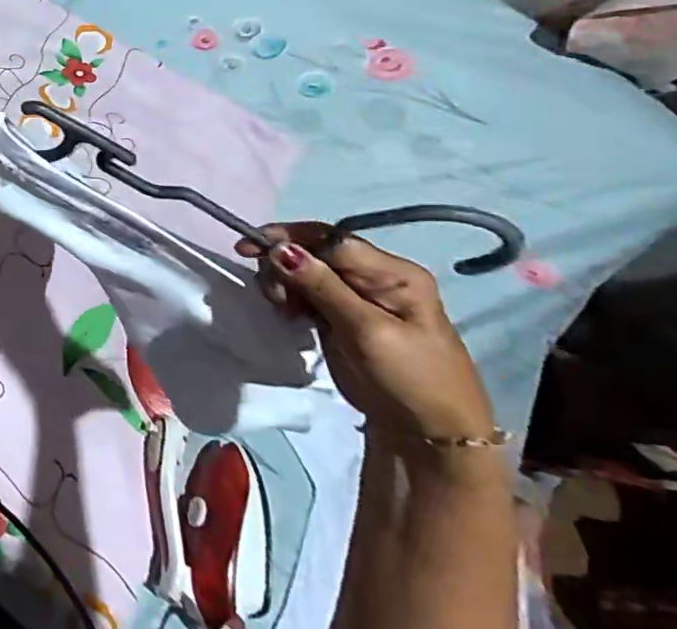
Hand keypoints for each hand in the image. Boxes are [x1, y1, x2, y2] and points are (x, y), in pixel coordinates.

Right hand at [236, 224, 495, 443]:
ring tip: (283, 310)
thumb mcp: (366, 331)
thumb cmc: (410, 380)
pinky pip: (306, 292)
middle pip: (314, 251)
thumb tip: (279, 248)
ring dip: (283, 283)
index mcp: (393, 273)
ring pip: (304, 271)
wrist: (428, 437)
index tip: (248, 249)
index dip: (289, 239)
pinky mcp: (341, 317)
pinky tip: (289, 315)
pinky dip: (290, 298)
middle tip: (273, 296)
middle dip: (284, 264)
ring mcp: (357, 297)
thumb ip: (322, 287)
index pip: (331, 239)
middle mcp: (375, 277)